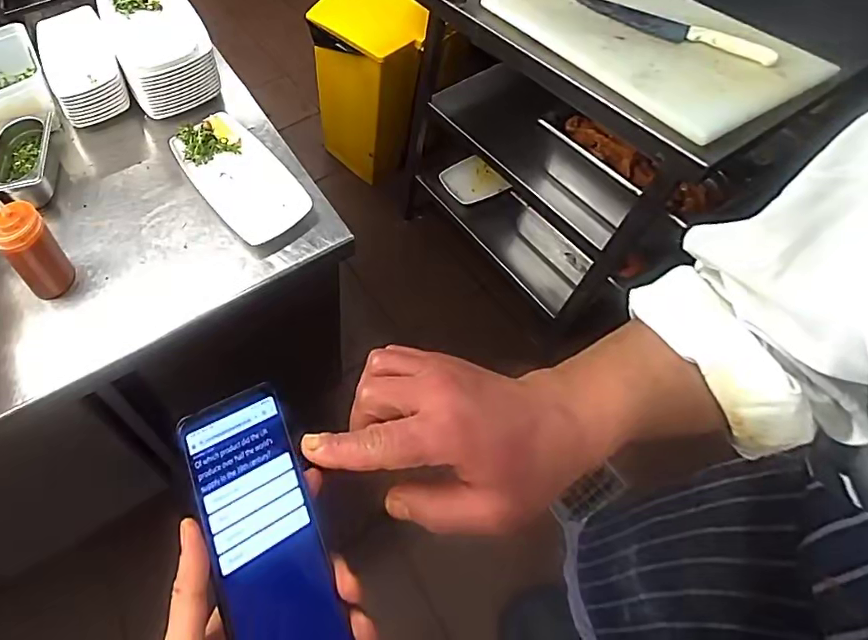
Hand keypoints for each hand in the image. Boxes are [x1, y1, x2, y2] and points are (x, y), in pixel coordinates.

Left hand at [165, 470, 376, 639]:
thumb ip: (191, 592)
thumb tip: (191, 525)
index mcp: (231, 614)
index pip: (260, 557)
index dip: (285, 523)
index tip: (309, 491)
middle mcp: (268, 627)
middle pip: (303, 585)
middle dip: (325, 566)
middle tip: (337, 564)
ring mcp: (296, 639)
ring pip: (330, 616)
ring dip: (346, 601)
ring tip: (350, 598)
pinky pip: (341, 639)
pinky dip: (356, 632)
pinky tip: (359, 628)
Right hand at [300, 346, 593, 535]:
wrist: (556, 419)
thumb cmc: (527, 471)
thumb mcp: (491, 512)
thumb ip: (435, 510)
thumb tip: (390, 498)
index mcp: (445, 433)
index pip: (379, 440)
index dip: (342, 448)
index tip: (311, 447)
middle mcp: (431, 391)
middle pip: (368, 397)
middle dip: (360, 424)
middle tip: (377, 449)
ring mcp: (432, 366)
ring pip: (373, 370)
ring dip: (368, 399)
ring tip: (387, 425)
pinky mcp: (434, 356)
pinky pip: (388, 356)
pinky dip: (379, 377)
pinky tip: (395, 399)